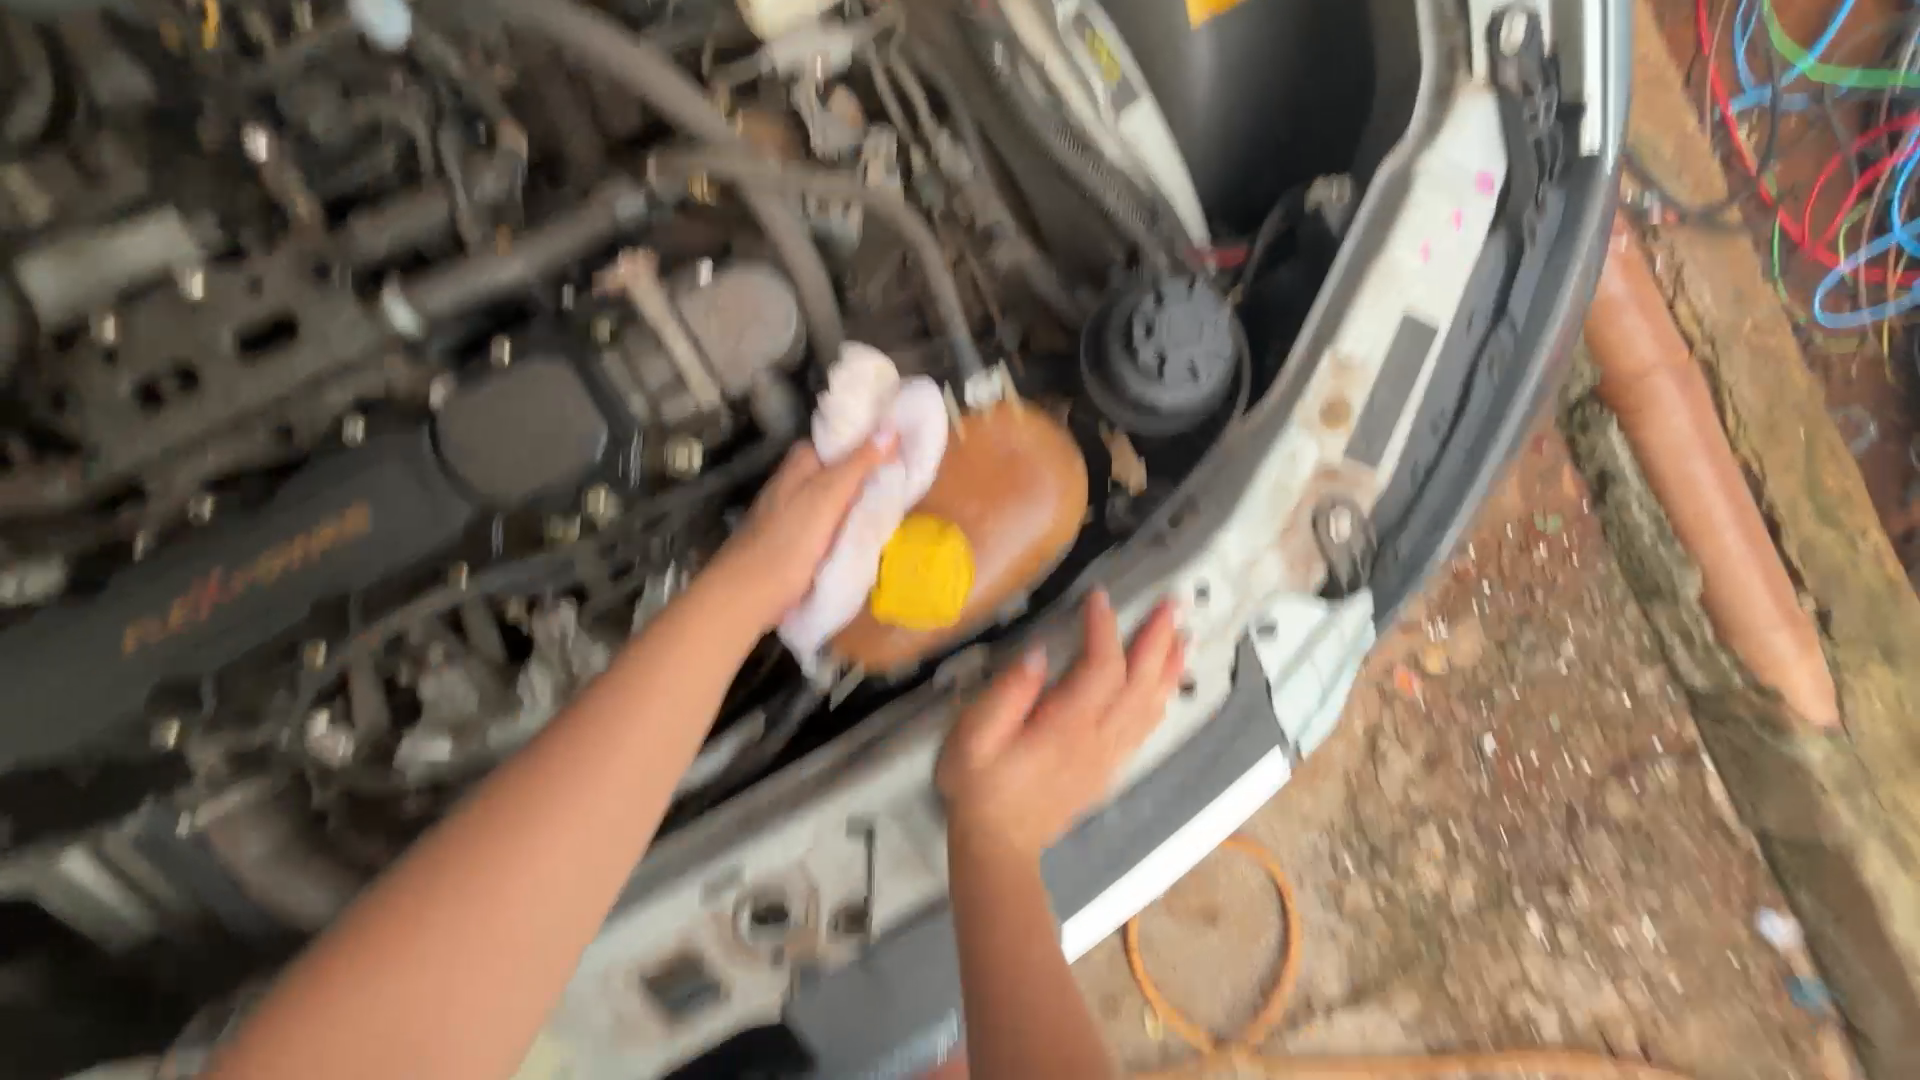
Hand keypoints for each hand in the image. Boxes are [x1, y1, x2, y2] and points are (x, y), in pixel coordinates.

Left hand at [707, 435, 895, 626]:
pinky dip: (851, 522)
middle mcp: (795, 481)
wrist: (748, 595)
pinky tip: (872, 529)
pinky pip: (832, 522)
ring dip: (863, 498)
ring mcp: (795, 512)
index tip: (905, 439)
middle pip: (840, 468)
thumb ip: (858, 464)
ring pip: (837, 497)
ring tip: (902, 498)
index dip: (870, 437)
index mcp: (800, 462)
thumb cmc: (788, 541)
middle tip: (911, 472)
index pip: (840, 438)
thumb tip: (890, 428)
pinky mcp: (797, 540)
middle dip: (870, 470)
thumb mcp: (828, 496)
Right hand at [937, 591, 1184, 860]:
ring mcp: (1109, 755)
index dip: (1104, 629)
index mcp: (1065, 726)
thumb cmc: (980, 786)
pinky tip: (1166, 683)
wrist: (999, 845)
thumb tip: (1038, 655)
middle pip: (1139, 682)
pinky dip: (1161, 699)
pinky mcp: (1111, 767)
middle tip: (1174, 604)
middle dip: (1158, 639)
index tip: (1100, 597)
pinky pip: (1146, 727)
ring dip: (1169, 667)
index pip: (1099, 667)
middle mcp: (1098, 738)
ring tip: (1184, 634)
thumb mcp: (973, 739)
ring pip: (1151, 705)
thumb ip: (1006, 695)